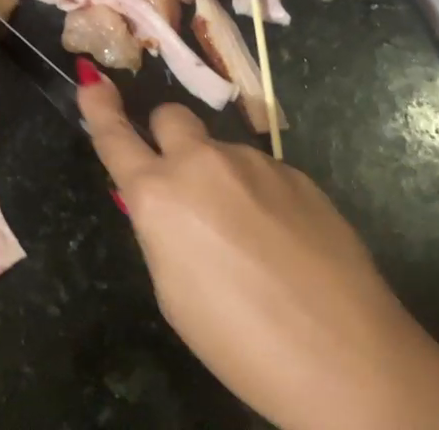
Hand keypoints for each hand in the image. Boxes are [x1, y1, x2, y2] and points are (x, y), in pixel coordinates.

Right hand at [78, 74, 438, 429]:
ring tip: (251, 239)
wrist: (346, 357)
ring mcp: (255, 163)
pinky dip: (262, 196)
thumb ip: (162, 231)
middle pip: (171, 117)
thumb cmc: (239, 341)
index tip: (92, 81)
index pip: (115, 137)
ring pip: (222, 151)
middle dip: (168, 139)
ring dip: (222, 176)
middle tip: (184, 181)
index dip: (99, 108)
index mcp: (158, 196)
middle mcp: (202, 164)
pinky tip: (286, 243)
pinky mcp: (298, 174)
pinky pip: (264, 173)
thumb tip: (167, 207)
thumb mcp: (174, 291)